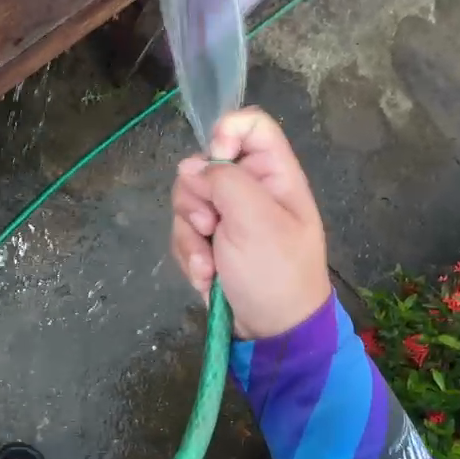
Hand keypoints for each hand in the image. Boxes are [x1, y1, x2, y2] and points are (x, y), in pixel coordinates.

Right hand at [169, 107, 331, 338]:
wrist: (272, 333)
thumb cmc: (276, 273)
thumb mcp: (256, 221)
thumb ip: (224, 182)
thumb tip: (190, 168)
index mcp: (274, 175)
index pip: (250, 125)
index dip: (226, 133)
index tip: (215, 162)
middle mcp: (249, 189)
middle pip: (204, 165)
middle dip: (197, 200)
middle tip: (212, 227)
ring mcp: (227, 217)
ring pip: (187, 201)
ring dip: (191, 236)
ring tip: (210, 264)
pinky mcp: (209, 242)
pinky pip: (183, 232)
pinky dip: (190, 256)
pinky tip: (207, 276)